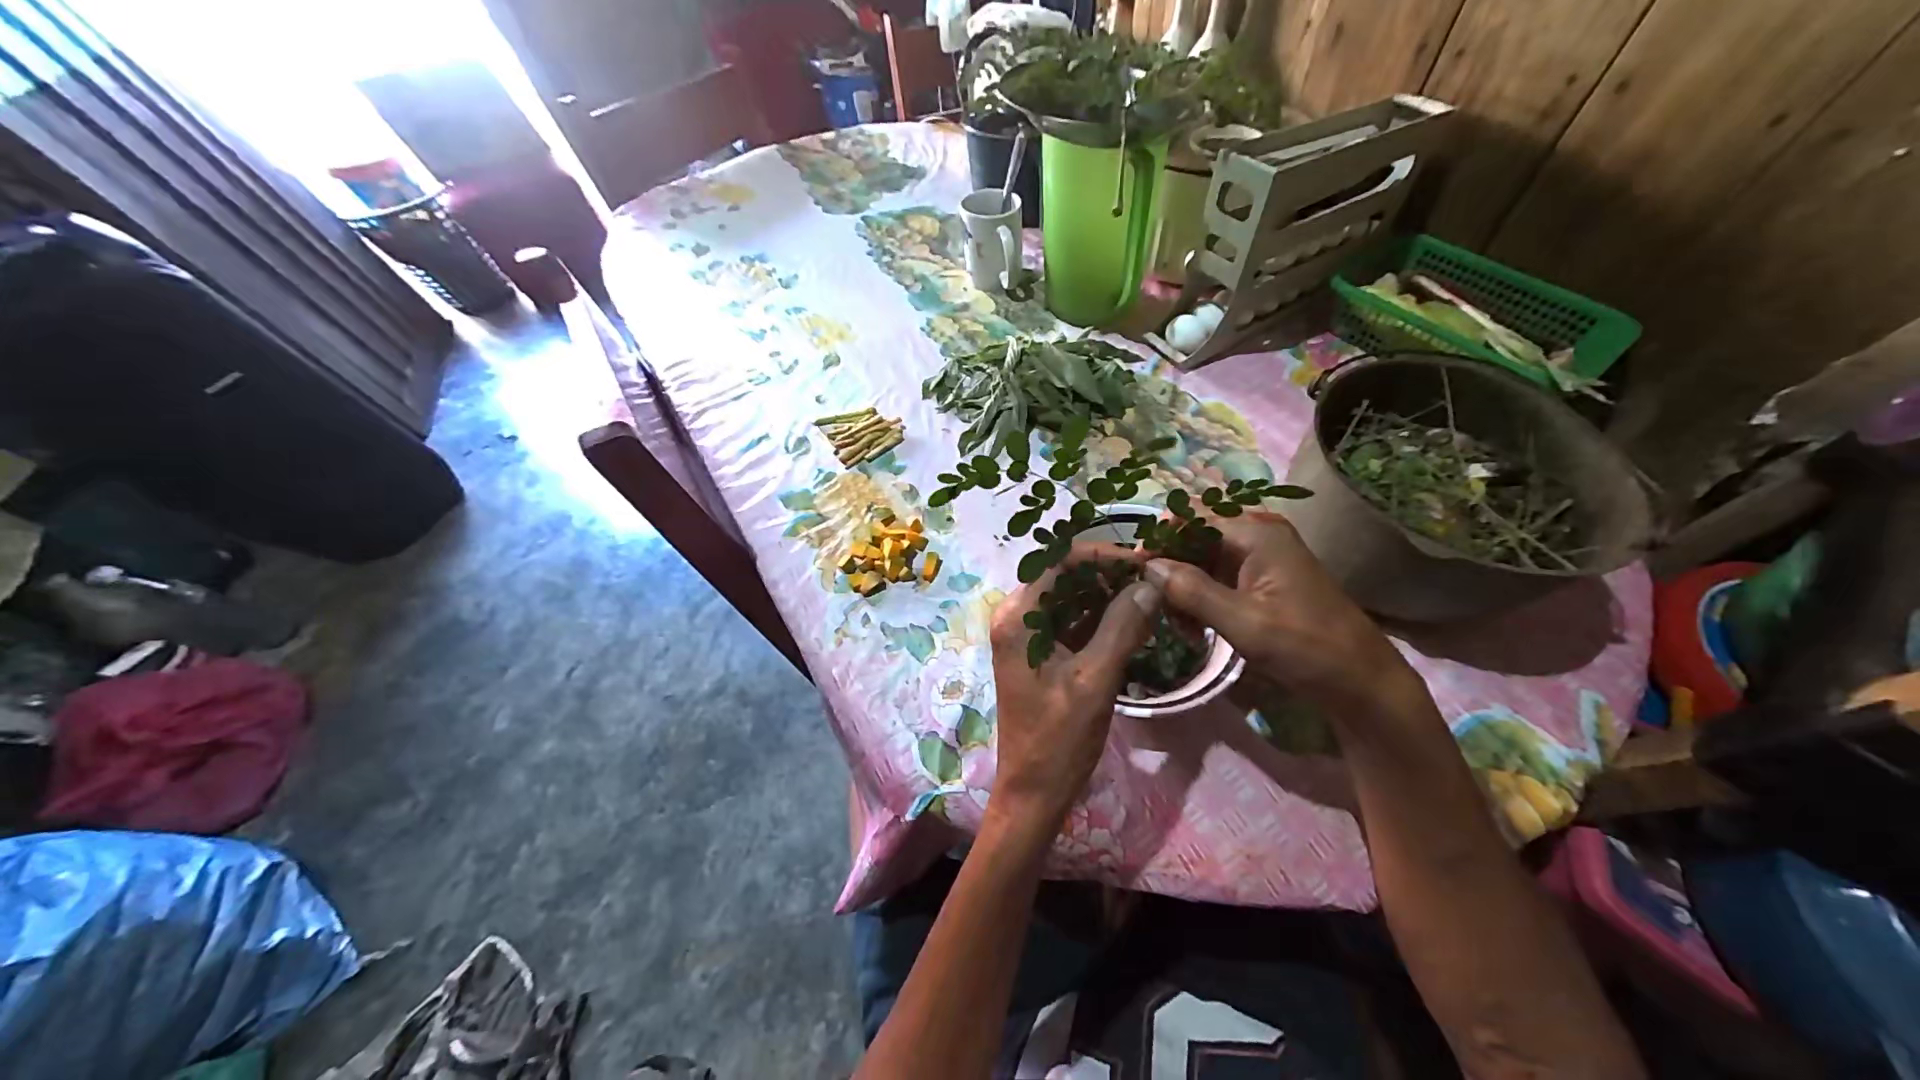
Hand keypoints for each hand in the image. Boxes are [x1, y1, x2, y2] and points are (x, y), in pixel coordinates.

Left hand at [988, 544, 1159, 827]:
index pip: (1060, 562)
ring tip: (1153, 598)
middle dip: (1109, 576)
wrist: (1033, 792)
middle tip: (1156, 581)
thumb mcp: (1094, 681)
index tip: (1146, 562)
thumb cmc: (1059, 739)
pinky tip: (1136, 622)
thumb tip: (1151, 583)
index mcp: (1018, 617)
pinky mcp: (1041, 655)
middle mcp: (1017, 618)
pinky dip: (1102, 620)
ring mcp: (1027, 637)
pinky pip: (1072, 624)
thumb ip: (1121, 627)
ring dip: (1109, 597)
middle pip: (1066, 578)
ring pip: (1072, 600)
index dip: (1103, 555)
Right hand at [1143, 512, 1407, 709]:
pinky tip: (1195, 630)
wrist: (1360, 681)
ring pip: (1202, 560)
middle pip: (1194, 537)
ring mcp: (1261, 560)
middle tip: (1157, 607)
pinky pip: (1216, 579)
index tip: (1137, 570)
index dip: (1161, 537)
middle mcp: (1257, 537)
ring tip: (1179, 627)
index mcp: (1256, 534)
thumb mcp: (1243, 622)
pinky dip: (1199, 600)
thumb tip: (1148, 566)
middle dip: (1171, 568)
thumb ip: (1192, 591)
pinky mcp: (1262, 583)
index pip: (1191, 516)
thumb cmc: (1306, 648)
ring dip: (1183, 588)